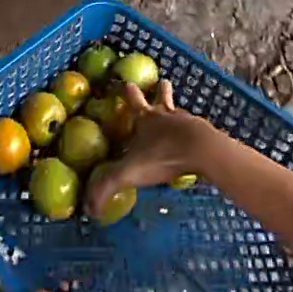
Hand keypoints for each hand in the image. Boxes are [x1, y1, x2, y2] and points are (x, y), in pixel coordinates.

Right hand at [86, 81, 215, 215]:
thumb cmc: (162, 155)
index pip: (134, 100)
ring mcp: (185, 120)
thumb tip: (90, 209)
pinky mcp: (202, 132)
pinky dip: (192, 131)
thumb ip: (107, 188)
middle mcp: (165, 114)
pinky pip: (195, 129)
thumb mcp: (129, 173)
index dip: (129, 92)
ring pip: (179, 110)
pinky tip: (192, 140)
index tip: (126, 82)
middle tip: (163, 82)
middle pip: (162, 95)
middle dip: (160, 89)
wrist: (201, 149)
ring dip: (177, 110)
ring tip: (177, 111)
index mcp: (145, 118)